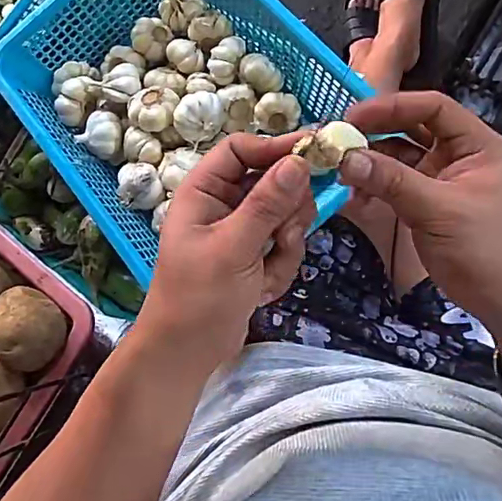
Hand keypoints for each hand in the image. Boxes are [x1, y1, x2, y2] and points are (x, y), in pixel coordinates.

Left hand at [142, 133, 314, 370]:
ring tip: (266, 272)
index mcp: (203, 191)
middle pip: (272, 181)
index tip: (314, 151)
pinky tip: (261, 290)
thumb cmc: (199, 297)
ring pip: (285, 216)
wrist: (187, 353)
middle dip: (285, 213)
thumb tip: (298, 161)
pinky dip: (280, 267)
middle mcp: (222, 204)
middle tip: (285, 237)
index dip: (275, 147)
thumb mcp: (234, 248)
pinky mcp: (254, 254)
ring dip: (284, 246)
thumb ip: (267, 205)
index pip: (241, 150)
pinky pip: (284, 245)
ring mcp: (240, 230)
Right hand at [339, 92, 501, 372]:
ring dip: (370, 160)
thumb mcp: (439, 209)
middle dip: (375, 132)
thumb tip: (345, 157)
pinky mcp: (427, 208)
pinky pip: (395, 187)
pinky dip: (373, 186)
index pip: (432, 107)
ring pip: (399, 159)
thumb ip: (391, 180)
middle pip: (411, 130)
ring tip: (338, 165)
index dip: (392, 106)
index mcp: (477, 145)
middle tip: (337, 139)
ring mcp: (442, 183)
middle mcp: (458, 157)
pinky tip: (350, 191)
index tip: (353, 117)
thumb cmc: (491, 249)